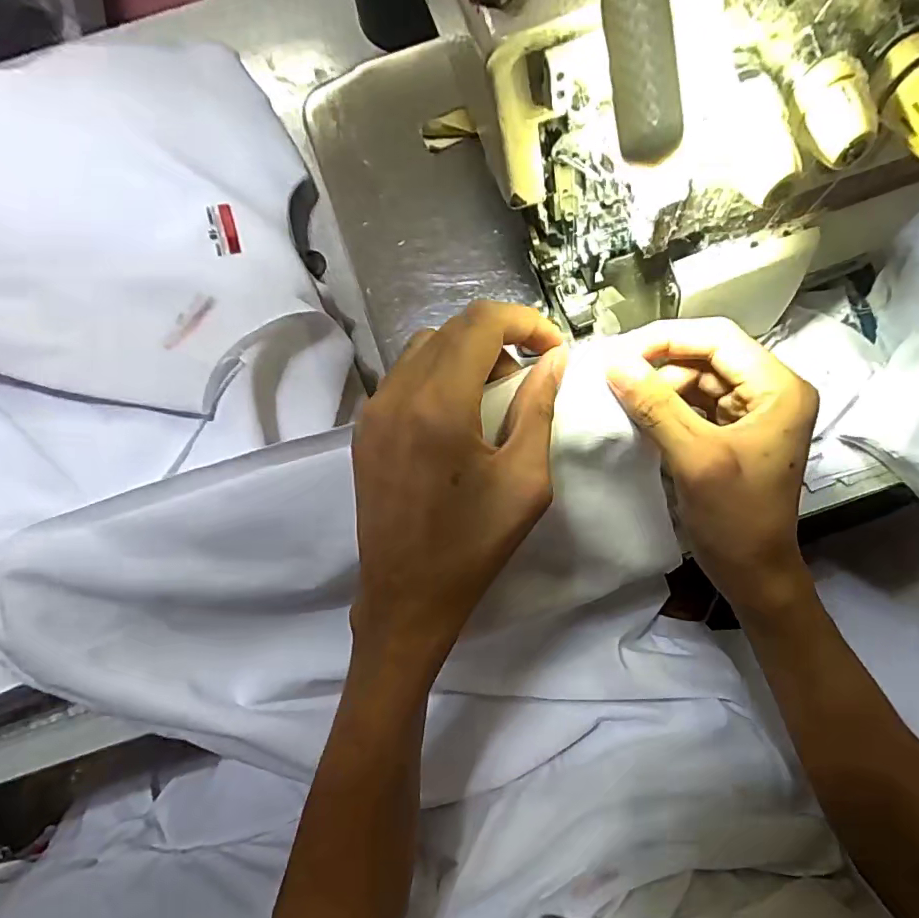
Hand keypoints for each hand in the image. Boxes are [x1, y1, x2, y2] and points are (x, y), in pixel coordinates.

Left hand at [352, 301, 566, 659]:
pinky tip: (458, 419)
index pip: (482, 322)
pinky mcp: (364, 431)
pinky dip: (438, 378)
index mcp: (439, 404)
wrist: (407, 595)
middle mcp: (397, 394)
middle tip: (528, 382)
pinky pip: (404, 378)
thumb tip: (554, 361)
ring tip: (494, 400)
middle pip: (452, 330)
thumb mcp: (525, 480)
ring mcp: (373, 411)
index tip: (552, 352)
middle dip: (499, 342)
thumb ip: (539, 409)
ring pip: (424, 349)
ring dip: (466, 357)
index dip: (525, 323)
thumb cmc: (474, 545)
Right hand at [605, 317, 817, 614]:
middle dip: (661, 365)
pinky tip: (640, 415)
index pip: (719, 338)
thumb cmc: (736, 521)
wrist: (754, 574)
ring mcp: (755, 414)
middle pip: (708, 357)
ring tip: (621, 397)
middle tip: (615, 378)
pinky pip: (698, 407)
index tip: (621, 353)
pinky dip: (669, 409)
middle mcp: (772, 393)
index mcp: (779, 389)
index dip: (667, 339)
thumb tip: (615, 364)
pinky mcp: (737, 435)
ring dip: (661, 388)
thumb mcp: (695, 458)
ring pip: (700, 381)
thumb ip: (655, 406)